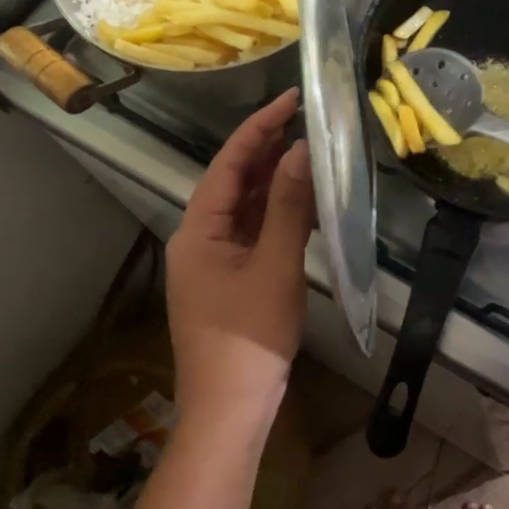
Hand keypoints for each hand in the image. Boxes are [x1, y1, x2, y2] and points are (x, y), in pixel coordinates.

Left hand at [166, 87, 314, 422]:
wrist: (230, 410)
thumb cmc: (249, 336)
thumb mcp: (275, 266)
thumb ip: (290, 206)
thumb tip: (302, 149)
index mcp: (198, 230)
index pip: (229, 163)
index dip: (260, 126)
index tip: (292, 98)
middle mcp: (199, 237)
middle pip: (235, 180)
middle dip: (268, 148)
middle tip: (307, 117)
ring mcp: (214, 260)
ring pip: (246, 206)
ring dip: (276, 179)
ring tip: (310, 147)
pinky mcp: (230, 278)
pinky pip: (253, 231)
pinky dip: (278, 212)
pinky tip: (306, 200)